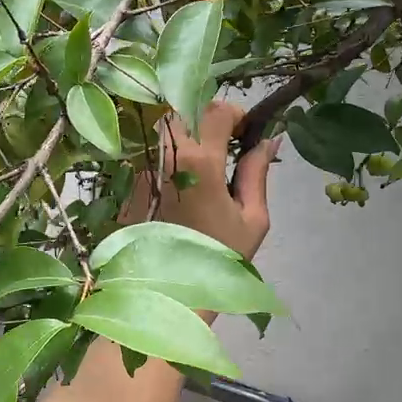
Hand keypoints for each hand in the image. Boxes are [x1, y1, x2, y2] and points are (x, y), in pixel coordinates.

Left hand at [122, 100, 277, 259]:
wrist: (169, 290)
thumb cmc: (219, 258)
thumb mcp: (251, 219)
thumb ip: (257, 173)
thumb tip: (270, 140)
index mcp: (199, 161)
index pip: (217, 111)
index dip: (236, 114)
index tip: (245, 131)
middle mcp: (166, 155)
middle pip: (185, 111)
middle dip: (207, 117)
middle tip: (225, 141)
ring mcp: (144, 166)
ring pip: (165, 130)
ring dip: (187, 133)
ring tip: (206, 160)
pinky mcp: (131, 179)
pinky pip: (153, 153)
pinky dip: (170, 155)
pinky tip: (184, 181)